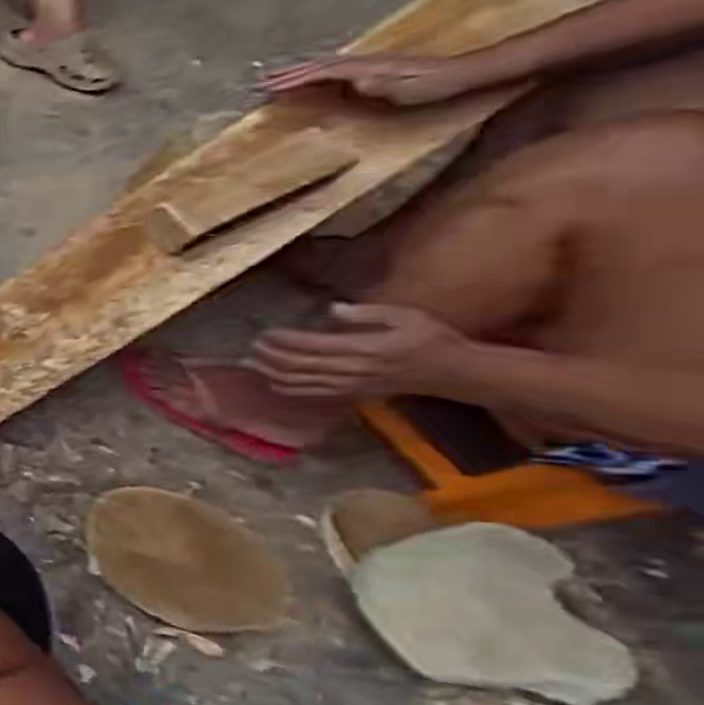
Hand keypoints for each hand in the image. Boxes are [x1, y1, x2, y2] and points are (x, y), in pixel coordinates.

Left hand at [247, 303, 470, 397]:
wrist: (454, 373)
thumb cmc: (432, 339)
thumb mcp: (406, 316)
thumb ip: (366, 314)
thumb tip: (332, 309)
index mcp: (364, 349)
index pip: (312, 346)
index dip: (284, 340)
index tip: (266, 332)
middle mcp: (352, 370)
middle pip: (298, 366)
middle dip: (270, 357)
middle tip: (250, 347)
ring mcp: (349, 386)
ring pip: (300, 382)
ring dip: (272, 373)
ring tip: (251, 363)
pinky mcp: (351, 395)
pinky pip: (312, 393)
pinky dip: (289, 388)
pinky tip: (272, 381)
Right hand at [257, 54, 478, 106]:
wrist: (462, 73)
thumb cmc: (431, 86)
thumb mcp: (404, 87)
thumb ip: (377, 83)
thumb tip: (352, 80)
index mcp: (363, 68)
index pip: (320, 73)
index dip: (293, 80)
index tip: (266, 89)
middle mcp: (361, 63)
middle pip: (318, 66)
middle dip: (289, 74)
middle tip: (260, 82)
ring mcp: (366, 65)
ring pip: (324, 66)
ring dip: (299, 71)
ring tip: (276, 79)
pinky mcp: (370, 70)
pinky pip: (333, 70)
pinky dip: (314, 72)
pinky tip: (309, 78)